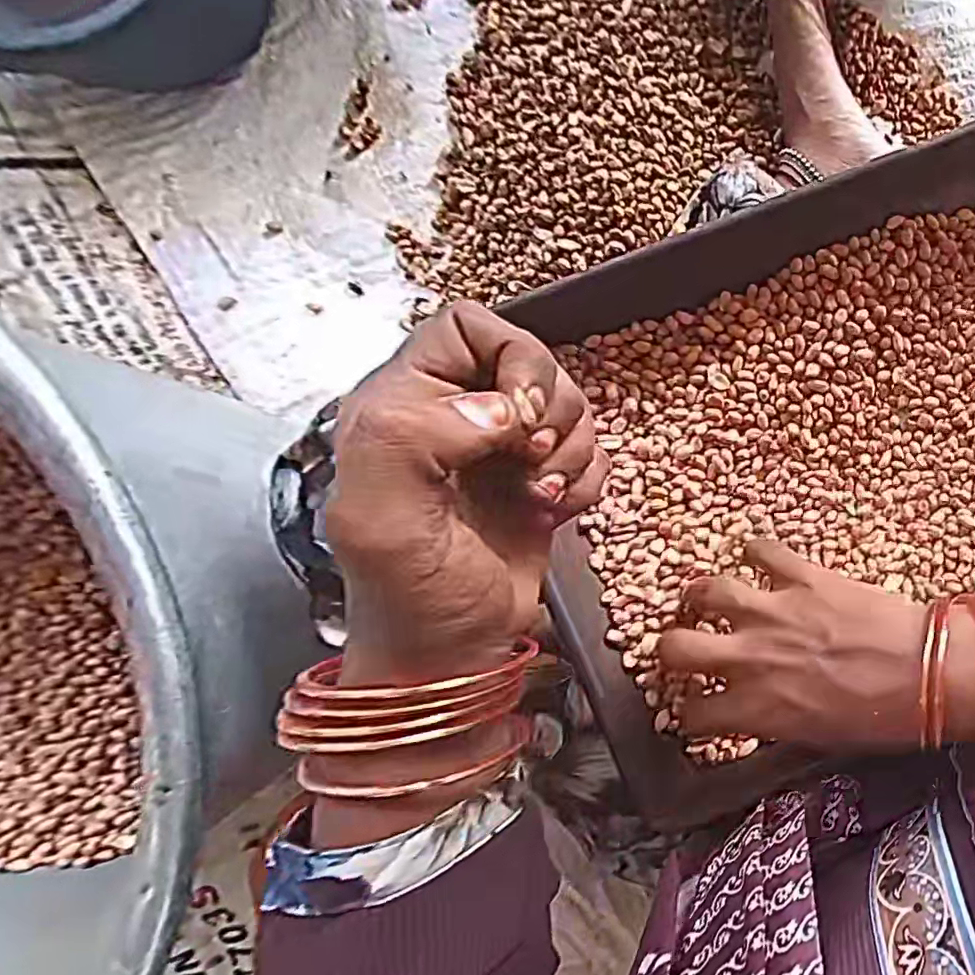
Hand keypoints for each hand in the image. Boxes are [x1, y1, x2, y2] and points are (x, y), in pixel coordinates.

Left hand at [325, 302, 607, 684]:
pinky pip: (593, 453)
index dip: (510, 356)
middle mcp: (461, 416)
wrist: (454, 649)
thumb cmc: (410, 596)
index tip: (520, 413)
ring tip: (540, 494)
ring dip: (572, 452)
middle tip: (532, 459)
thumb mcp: (381, 519)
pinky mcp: (546, 479)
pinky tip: (556, 509)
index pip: (468, 325)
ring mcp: (508, 450)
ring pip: (572, 407)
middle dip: (552, 412)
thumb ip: (413, 440)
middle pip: (536, 362)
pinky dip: (587, 481)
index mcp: (406, 406)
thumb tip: (500, 409)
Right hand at [657, 540, 928, 750]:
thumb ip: (776, 723)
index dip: (691, 712)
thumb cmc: (880, 717)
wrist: (926, 672)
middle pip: (676, 648)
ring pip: (709, 591)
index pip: (693, 714)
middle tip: (687, 647)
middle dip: (672, 650)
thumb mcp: (818, 738)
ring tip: (705, 598)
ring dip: (701, 595)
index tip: (699, 707)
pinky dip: (756, 552)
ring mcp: (775, 612)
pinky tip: (757, 557)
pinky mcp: (805, 577)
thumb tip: (762, 714)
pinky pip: (764, 551)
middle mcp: (752, 659)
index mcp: (755, 709)